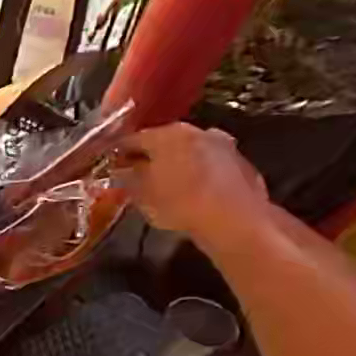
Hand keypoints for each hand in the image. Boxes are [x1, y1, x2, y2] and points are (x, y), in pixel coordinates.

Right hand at [116, 123, 266, 237]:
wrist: (237, 223)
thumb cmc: (180, 203)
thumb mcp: (142, 195)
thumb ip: (127, 178)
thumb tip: (121, 171)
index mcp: (166, 133)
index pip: (132, 139)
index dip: (119, 153)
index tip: (112, 167)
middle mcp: (196, 131)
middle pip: (165, 142)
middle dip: (152, 158)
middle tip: (140, 178)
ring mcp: (223, 146)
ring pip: (191, 153)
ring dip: (179, 166)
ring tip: (170, 189)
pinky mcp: (243, 165)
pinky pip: (212, 168)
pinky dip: (202, 177)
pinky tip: (197, 197)